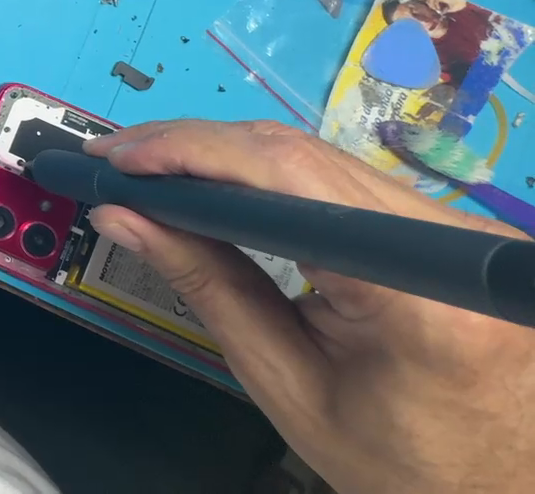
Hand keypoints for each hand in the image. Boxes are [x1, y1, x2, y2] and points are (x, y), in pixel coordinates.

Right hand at [86, 120, 534, 493]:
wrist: (512, 491)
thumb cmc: (402, 460)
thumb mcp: (284, 381)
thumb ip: (204, 287)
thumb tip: (118, 216)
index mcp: (420, 292)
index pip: (285, 176)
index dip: (190, 152)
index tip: (116, 161)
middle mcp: (451, 240)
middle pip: (291, 153)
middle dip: (186, 145)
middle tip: (109, 158)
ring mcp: (456, 227)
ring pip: (307, 153)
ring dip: (213, 152)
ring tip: (141, 165)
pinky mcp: (444, 227)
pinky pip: (329, 174)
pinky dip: (253, 169)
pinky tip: (204, 177)